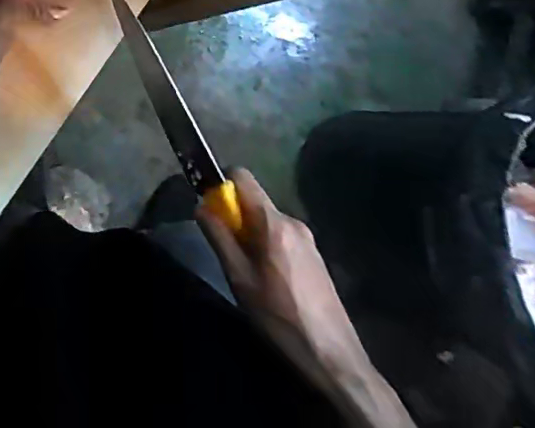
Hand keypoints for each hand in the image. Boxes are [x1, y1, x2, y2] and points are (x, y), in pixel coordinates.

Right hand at [199, 170, 414, 427]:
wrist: (333, 357)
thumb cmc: (280, 317)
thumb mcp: (239, 278)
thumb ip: (218, 237)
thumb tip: (201, 206)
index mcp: (273, 221)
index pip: (242, 176)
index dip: (221, 185)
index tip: (212, 210)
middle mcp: (293, 221)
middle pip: (254, 201)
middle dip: (235, 217)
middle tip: (228, 252)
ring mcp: (308, 238)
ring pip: (267, 221)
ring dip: (251, 235)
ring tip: (249, 274)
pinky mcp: (315, 256)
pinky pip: (282, 237)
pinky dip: (267, 247)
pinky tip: (271, 283)